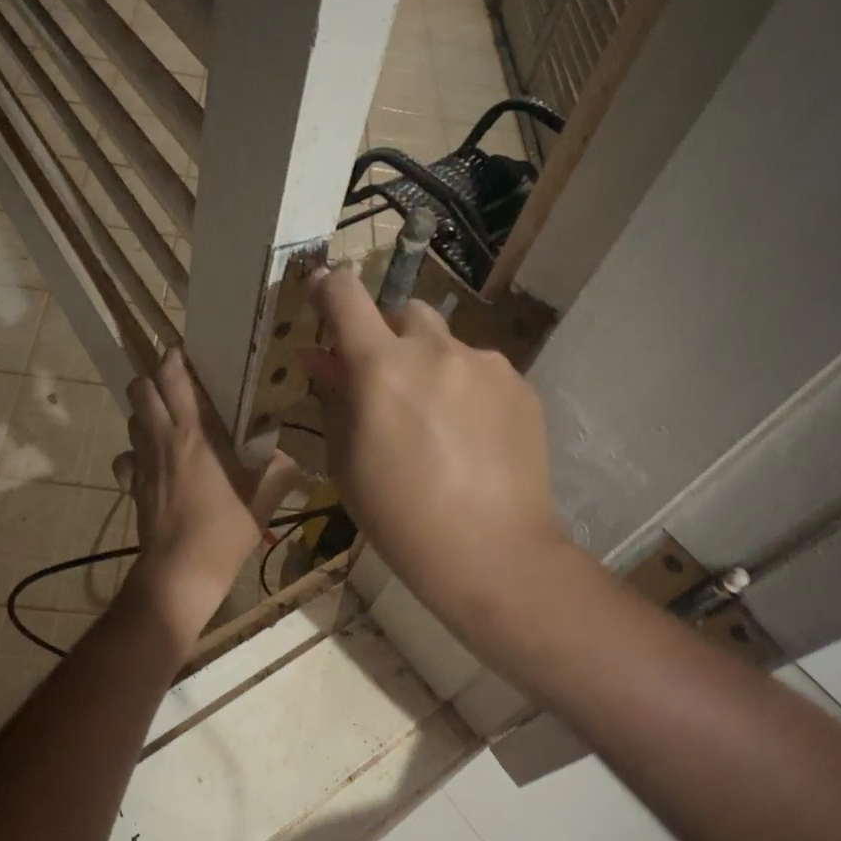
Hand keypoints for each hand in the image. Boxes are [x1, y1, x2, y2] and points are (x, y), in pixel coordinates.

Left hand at [118, 350, 300, 636]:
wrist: (182, 570)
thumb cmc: (227, 528)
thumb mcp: (266, 494)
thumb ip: (280, 465)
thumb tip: (291, 450)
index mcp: (197, 431)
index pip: (173, 375)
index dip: (176, 359)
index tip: (190, 357)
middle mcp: (163, 436)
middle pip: (141, 387)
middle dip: (154, 377)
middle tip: (177, 384)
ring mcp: (142, 460)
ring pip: (132, 417)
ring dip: (146, 410)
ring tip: (169, 419)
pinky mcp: (133, 484)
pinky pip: (126, 455)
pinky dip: (135, 451)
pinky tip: (153, 461)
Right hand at [301, 269, 567, 627]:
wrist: (490, 551)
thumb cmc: (399, 517)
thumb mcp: (347, 463)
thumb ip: (333, 400)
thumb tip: (319, 359)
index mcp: (381, 367)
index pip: (345, 295)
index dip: (327, 290)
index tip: (321, 299)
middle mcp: (435, 350)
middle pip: (403, 311)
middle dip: (387, 336)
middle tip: (386, 384)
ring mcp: (485, 365)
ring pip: (447, 345)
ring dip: (431, 366)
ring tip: (437, 424)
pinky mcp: (520, 386)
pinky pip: (482, 372)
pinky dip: (466, 390)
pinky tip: (471, 439)